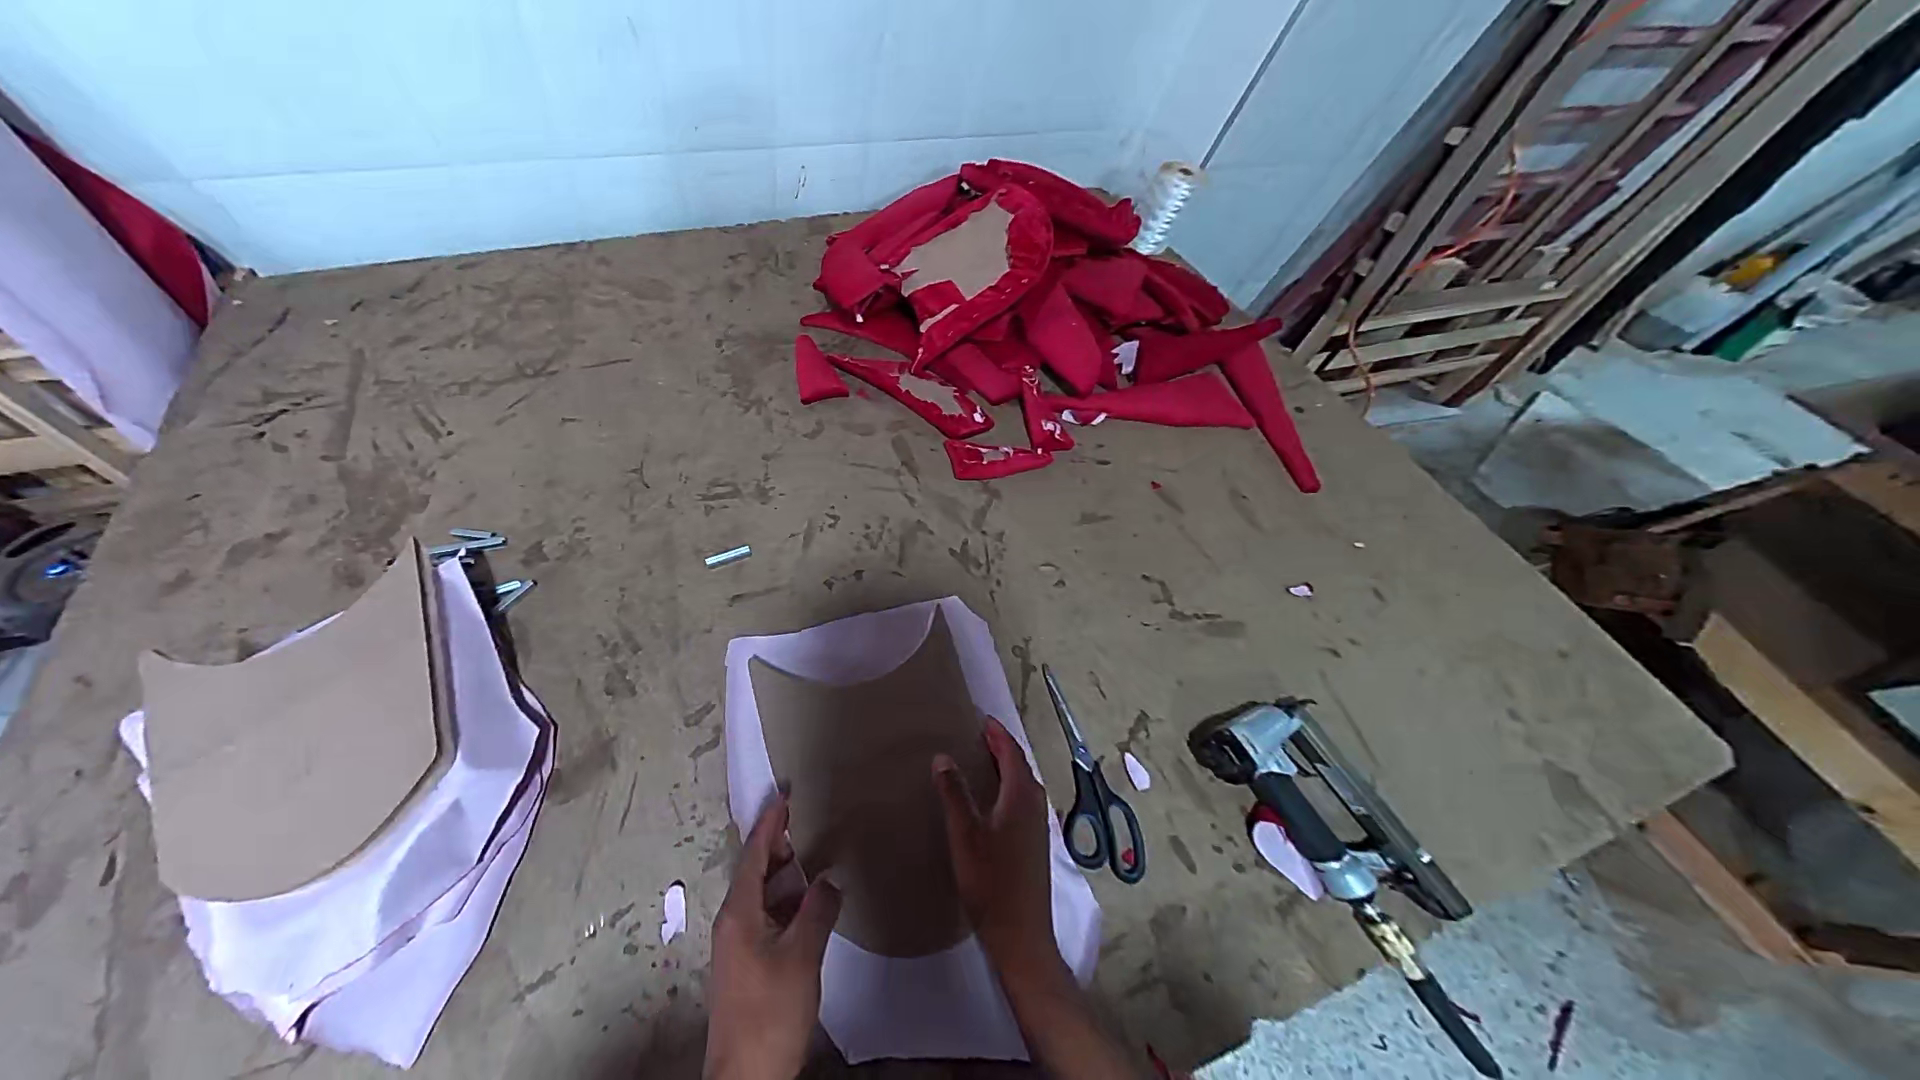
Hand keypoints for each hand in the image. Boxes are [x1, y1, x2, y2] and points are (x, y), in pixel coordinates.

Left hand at [705, 794, 842, 1079]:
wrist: (746, 1076)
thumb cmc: (771, 1010)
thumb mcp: (802, 955)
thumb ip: (818, 910)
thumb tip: (828, 880)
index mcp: (739, 913)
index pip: (754, 854)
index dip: (770, 823)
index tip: (784, 795)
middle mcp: (733, 923)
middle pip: (755, 871)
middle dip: (777, 844)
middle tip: (801, 818)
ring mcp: (738, 945)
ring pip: (762, 895)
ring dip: (784, 874)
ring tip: (810, 854)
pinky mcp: (748, 963)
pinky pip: (767, 915)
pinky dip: (786, 900)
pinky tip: (808, 903)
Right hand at [932, 716, 1059, 981]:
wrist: (1020, 933)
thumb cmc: (990, 881)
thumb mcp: (965, 835)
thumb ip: (954, 794)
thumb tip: (943, 757)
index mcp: (1021, 795)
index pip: (1011, 752)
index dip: (996, 733)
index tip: (980, 718)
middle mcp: (1035, 804)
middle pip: (1018, 764)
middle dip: (1000, 746)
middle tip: (975, 733)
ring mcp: (1038, 824)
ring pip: (1021, 782)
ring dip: (1003, 766)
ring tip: (979, 758)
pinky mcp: (1034, 840)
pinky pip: (1020, 798)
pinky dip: (1006, 785)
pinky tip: (989, 797)